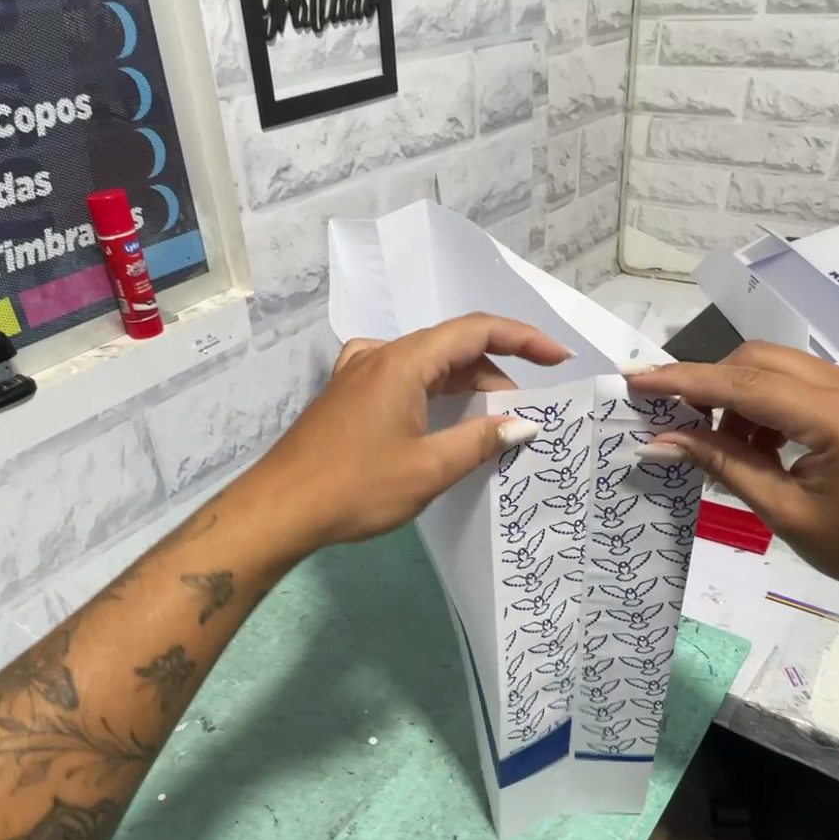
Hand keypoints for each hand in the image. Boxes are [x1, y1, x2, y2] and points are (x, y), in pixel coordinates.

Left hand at [243, 313, 569, 550]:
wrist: (280, 508)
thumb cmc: (356, 487)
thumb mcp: (428, 468)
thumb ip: (480, 441)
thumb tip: (523, 425)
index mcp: (403, 361)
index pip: (476, 331)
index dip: (524, 339)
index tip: (558, 359)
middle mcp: (379, 355)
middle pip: (451, 348)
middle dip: (494, 374)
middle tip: (522, 414)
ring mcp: (357, 373)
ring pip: (425, 365)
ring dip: (462, 386)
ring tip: (490, 421)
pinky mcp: (345, 395)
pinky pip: (400, 379)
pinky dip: (430, 393)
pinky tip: (437, 417)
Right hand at [627, 341, 838, 599]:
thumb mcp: (786, 513)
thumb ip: (723, 465)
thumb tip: (661, 442)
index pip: (743, 385)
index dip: (683, 381)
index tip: (637, 382)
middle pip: (759, 359)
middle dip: (710, 384)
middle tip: (679, 425)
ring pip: (779, 367)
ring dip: (739, 397)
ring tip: (730, 449)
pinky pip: (804, 382)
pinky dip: (769, 404)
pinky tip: (766, 446)